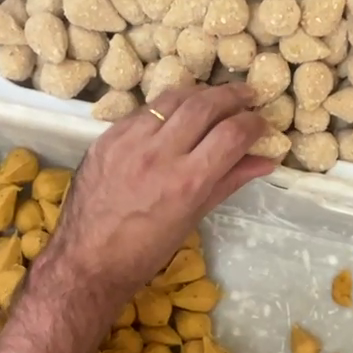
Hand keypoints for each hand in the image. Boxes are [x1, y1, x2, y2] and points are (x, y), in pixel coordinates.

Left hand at [53, 83, 276, 302]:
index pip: (232, 134)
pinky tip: (179, 113)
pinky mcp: (108, 136)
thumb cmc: (147, 251)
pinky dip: (170, 107)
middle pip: (205, 105)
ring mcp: (130, 141)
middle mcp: (160, 153)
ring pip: (174, 98)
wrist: (87, 259)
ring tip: (217, 97)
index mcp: (187, 182)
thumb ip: (229, 181)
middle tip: (249, 95)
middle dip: (233, 96)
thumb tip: (265, 161)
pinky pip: (146, 111)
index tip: (262, 124)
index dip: (254, 123)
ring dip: (202, 93)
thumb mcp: (194, 217)